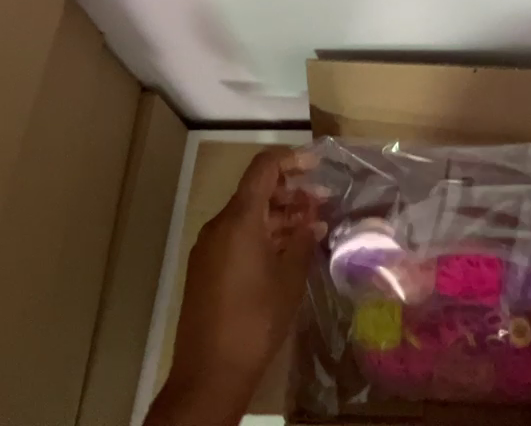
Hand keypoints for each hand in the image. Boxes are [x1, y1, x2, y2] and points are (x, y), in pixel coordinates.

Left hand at [147, 148, 324, 425]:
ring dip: (280, 216)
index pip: (263, 168)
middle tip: (324, 201)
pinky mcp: (206, 268)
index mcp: (239, 219)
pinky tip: (288, 250)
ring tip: (313, 227)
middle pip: (256, 191)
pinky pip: (238, 237)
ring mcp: (209, 247)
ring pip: (248, 216)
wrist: (210, 372)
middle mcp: (219, 225)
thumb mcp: (289, 277)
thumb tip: (313, 218)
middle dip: (291, 192)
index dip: (291, 159)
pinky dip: (264, 234)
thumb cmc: (255, 319)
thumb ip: (302, 240)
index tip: (317, 164)